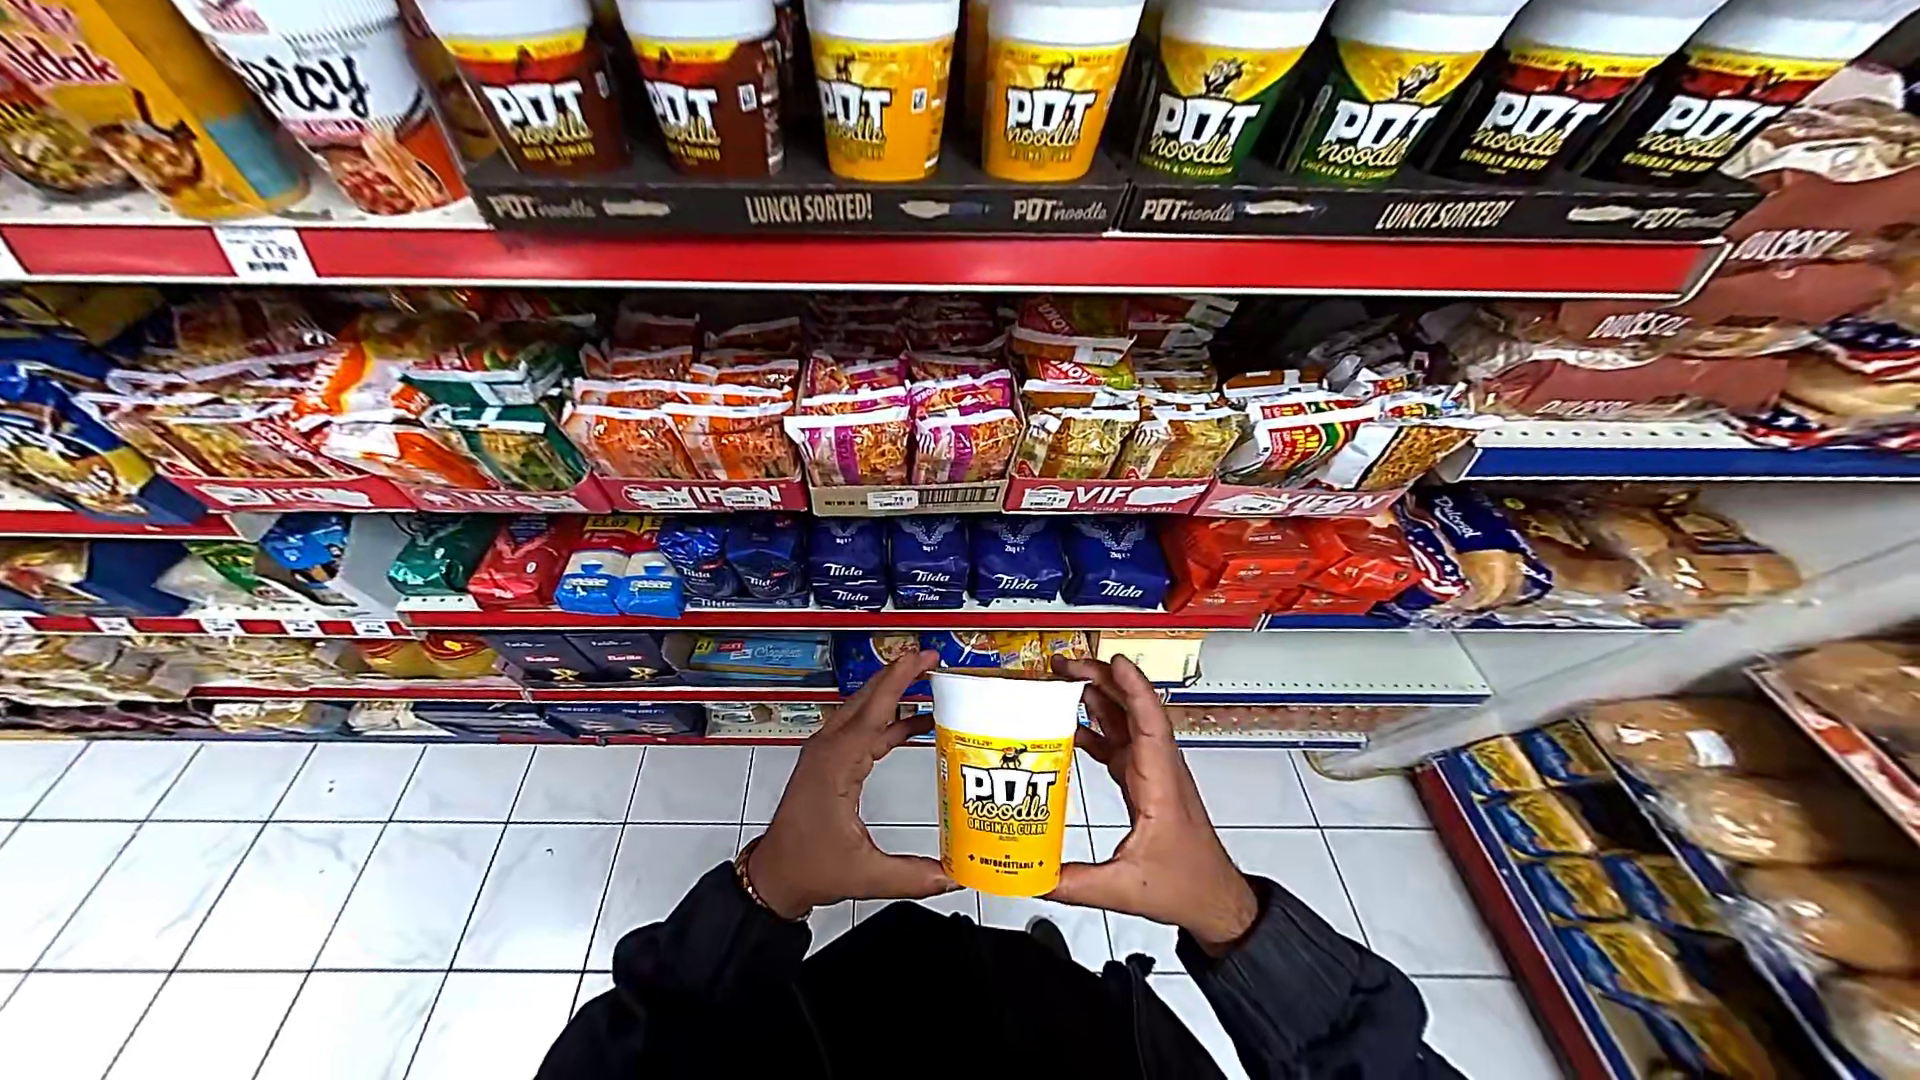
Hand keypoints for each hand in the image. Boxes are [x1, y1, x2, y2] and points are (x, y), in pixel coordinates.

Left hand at [747, 650, 952, 918]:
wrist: (774, 876)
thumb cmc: (806, 866)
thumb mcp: (863, 873)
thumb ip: (912, 874)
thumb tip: (951, 873)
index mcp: (835, 763)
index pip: (873, 710)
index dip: (899, 680)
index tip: (919, 658)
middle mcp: (829, 749)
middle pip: (868, 698)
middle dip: (899, 674)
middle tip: (929, 659)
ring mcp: (829, 753)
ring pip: (865, 710)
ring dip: (894, 693)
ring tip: (926, 681)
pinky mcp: (832, 761)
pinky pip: (865, 729)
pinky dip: (890, 721)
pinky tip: (915, 723)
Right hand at [1046, 655, 1257, 952]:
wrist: (1215, 899)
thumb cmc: (1189, 885)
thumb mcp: (1126, 889)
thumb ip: (1075, 883)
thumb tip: (1035, 875)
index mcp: (1160, 784)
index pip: (1150, 722)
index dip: (1133, 688)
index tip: (1116, 662)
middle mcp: (1157, 769)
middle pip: (1132, 709)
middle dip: (1101, 679)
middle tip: (1066, 666)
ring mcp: (1151, 772)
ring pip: (1124, 721)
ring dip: (1097, 696)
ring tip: (1064, 682)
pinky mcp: (1143, 780)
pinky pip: (1117, 742)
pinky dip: (1095, 728)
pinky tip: (1072, 727)